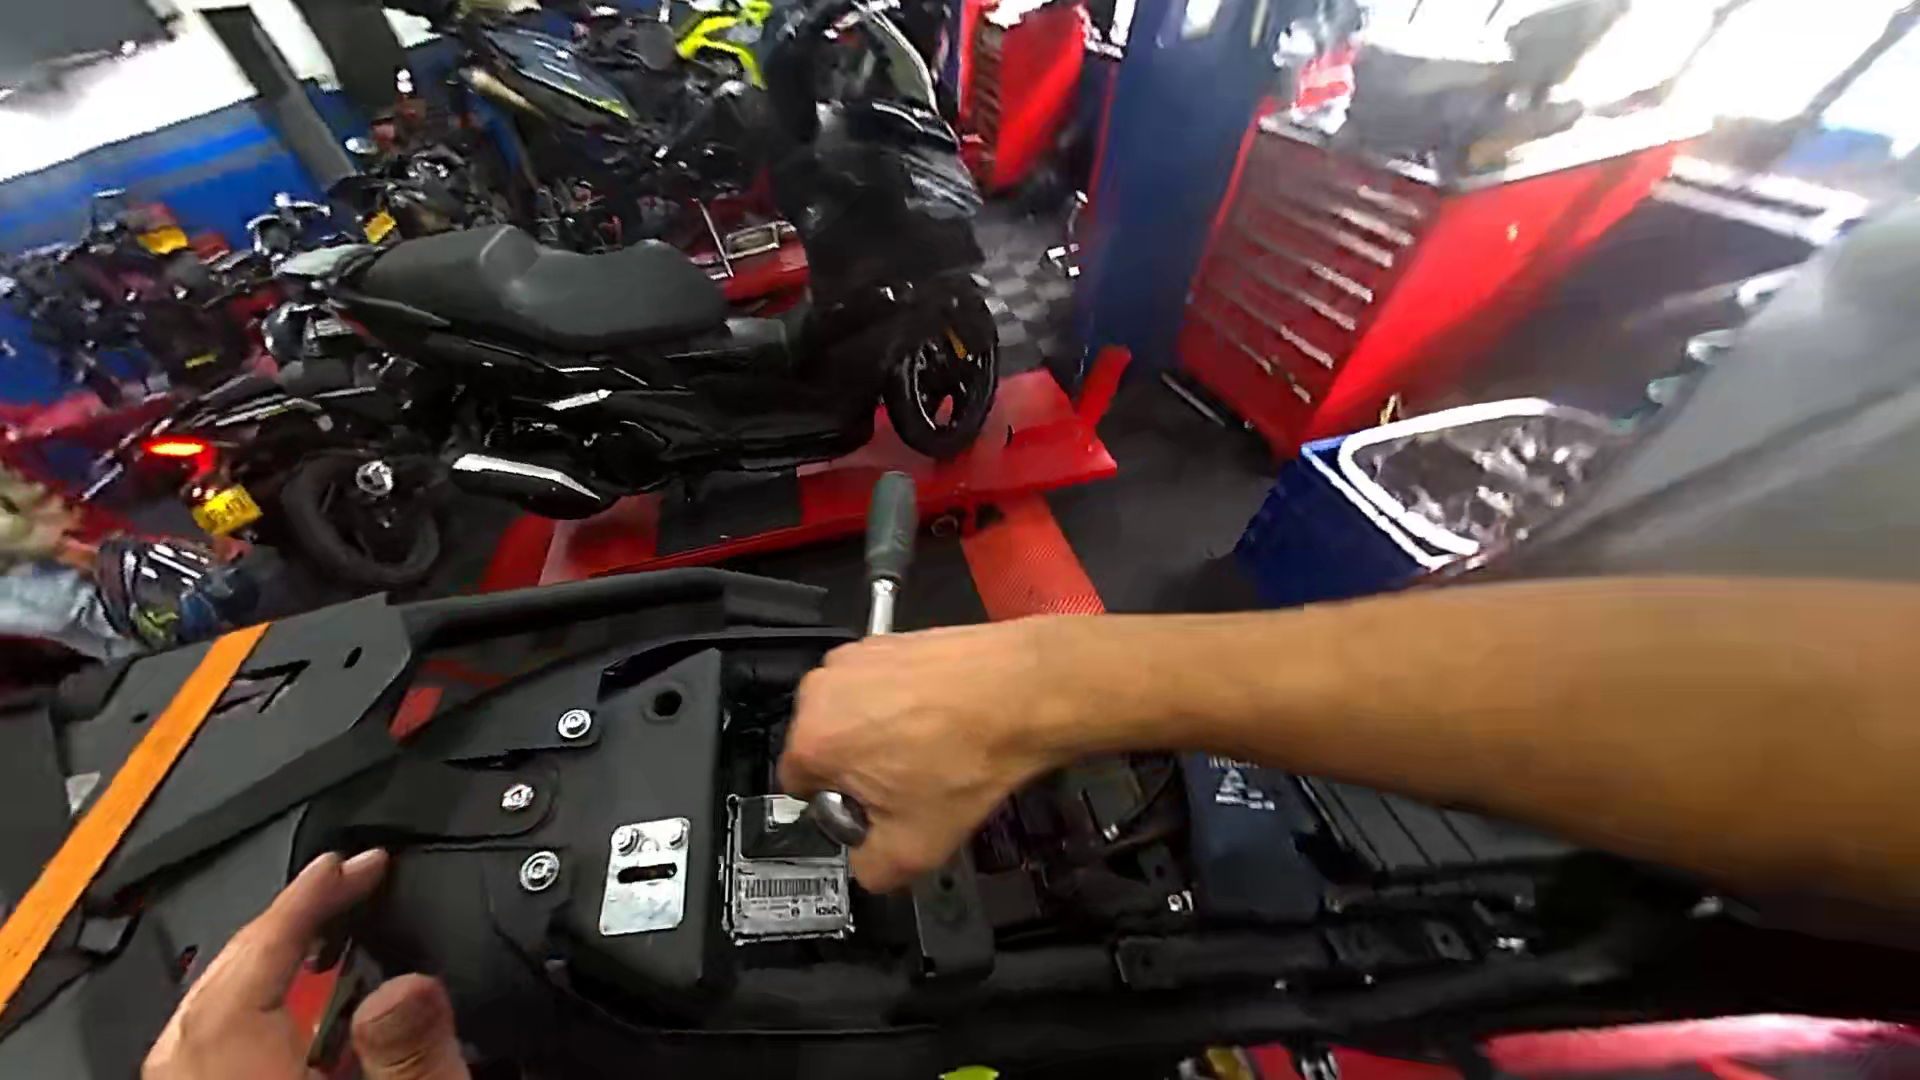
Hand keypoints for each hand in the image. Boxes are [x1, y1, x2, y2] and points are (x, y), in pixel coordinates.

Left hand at [144, 850, 472, 1079]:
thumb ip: (412, 1050)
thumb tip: (402, 983)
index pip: (239, 996)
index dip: (287, 917)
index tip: (343, 864)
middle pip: (206, 1008)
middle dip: (273, 923)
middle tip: (343, 873)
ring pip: (203, 1027)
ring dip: (263, 953)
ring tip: (327, 908)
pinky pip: (220, 1047)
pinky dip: (259, 992)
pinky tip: (309, 979)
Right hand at [779, 619, 1072, 891]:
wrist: (1021, 689)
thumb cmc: (971, 752)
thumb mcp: (915, 848)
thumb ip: (868, 869)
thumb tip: (865, 860)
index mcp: (815, 738)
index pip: (799, 786)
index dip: (840, 803)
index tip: (876, 805)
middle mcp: (826, 688)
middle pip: (825, 743)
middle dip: (857, 764)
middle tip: (907, 778)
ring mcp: (858, 655)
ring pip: (852, 710)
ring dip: (878, 729)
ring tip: (929, 743)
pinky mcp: (887, 638)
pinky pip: (878, 682)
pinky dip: (898, 699)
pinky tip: (937, 714)